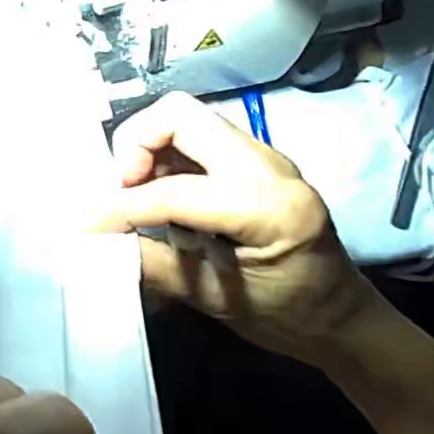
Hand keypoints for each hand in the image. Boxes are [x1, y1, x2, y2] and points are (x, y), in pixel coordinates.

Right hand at [94, 92, 375, 361]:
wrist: (345, 317)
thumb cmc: (291, 317)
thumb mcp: (218, 301)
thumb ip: (154, 267)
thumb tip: (98, 248)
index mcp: (268, 206)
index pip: (175, 191)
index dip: (121, 209)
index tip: (88, 227)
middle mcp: (268, 164)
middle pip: (180, 115)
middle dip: (136, 145)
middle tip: (122, 190)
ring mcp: (263, 155)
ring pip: (186, 119)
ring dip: (149, 148)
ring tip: (138, 194)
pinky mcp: (255, 159)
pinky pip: (197, 137)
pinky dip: (166, 156)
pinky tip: (162, 194)